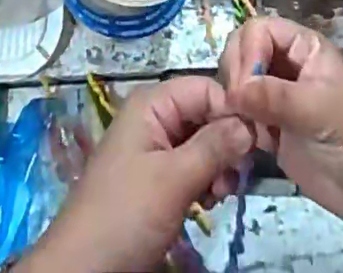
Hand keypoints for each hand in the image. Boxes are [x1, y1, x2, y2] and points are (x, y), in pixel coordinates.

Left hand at [18, 77, 254, 272]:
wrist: (84, 266)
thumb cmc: (127, 213)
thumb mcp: (173, 179)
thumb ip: (214, 147)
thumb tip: (251, 124)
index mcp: (152, 103)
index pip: (205, 88)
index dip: (232, 111)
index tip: (257, 143)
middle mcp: (155, 117)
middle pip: (206, 114)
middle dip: (226, 143)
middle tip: (235, 177)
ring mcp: (156, 147)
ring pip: (203, 142)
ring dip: (219, 166)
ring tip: (220, 194)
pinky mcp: (159, 176)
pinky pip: (194, 165)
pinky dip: (207, 181)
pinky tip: (209, 201)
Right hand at [219, 17, 342, 226]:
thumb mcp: (319, 112)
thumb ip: (275, 97)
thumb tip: (233, 91)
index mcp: (303, 47)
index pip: (259, 29)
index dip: (248, 52)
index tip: (246, 87)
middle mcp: (285, 62)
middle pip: (241, 49)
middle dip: (235, 75)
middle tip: (239, 106)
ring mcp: (274, 92)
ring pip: (235, 78)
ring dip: (233, 100)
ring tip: (246, 127)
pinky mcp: (266, 121)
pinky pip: (237, 109)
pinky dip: (235, 121)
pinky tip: (247, 140)